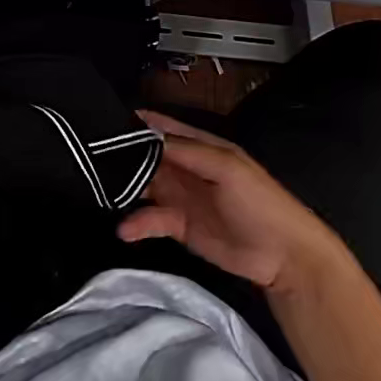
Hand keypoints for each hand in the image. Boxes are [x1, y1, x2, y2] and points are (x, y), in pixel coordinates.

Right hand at [119, 111, 354, 295]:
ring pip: (147, 186)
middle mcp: (189, 169)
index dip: (140, 125)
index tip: (109, 123)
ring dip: (127, 188)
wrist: (284, 257)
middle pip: (151, 158)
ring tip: (102, 190)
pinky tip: (125, 229)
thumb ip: (188, 151)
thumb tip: (150, 137)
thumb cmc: (260, 203)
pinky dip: (137, 224)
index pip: (165, 129)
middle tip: (96, 159)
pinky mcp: (182, 226)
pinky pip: (153, 220)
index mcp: (203, 147)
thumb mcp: (226, 168)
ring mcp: (184, 197)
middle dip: (126, 157)